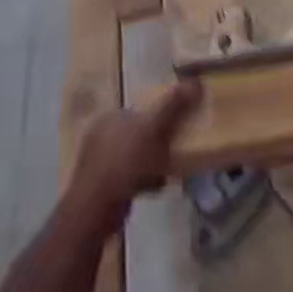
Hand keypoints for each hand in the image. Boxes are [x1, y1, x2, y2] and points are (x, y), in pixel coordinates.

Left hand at [65, 80, 201, 226]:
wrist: (96, 209)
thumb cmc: (126, 162)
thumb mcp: (154, 127)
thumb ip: (174, 104)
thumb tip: (196, 82)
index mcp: (110, 117)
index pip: (141, 109)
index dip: (162, 114)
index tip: (179, 124)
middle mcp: (101, 136)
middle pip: (140, 132)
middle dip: (160, 140)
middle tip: (177, 146)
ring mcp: (99, 162)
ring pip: (137, 155)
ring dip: (155, 161)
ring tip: (170, 167)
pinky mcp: (102, 185)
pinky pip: (131, 175)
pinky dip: (145, 179)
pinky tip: (157, 185)